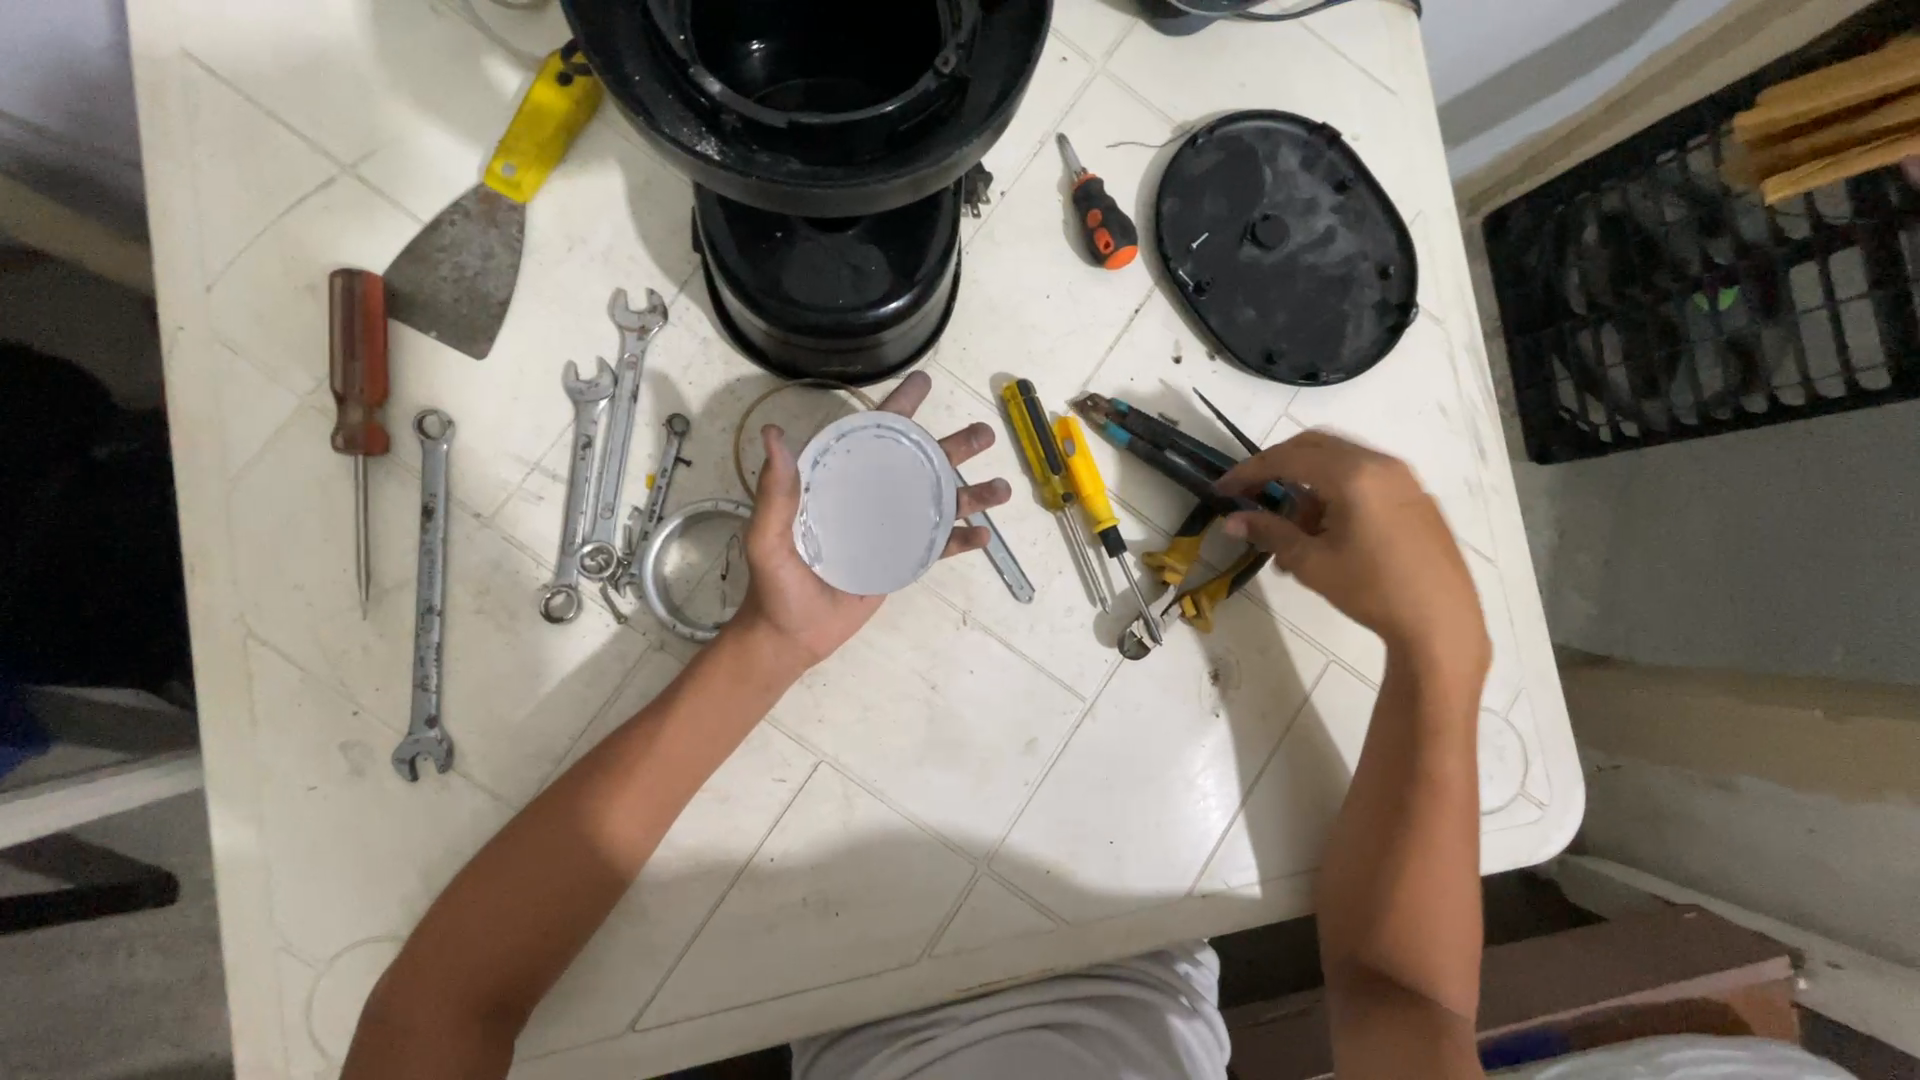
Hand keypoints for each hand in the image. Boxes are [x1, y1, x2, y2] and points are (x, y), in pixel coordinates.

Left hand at [728, 371, 1010, 671]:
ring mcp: (891, 530)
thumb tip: (774, 434)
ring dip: (972, 493)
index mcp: (839, 483)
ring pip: (939, 502)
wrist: (794, 636)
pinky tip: (984, 535)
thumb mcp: (768, 537)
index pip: (871, 437)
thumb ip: (777, 491)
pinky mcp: (904, 561)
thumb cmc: (776, 585)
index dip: (898, 409)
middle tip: (985, 433)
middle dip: (954, 446)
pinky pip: (939, 546)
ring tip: (1001, 487)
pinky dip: (963, 540)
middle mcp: (870, 498)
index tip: (923, 382)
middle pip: (918, 464)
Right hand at [1217, 431, 1488, 678]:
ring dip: (1306, 482)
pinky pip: (1362, 478)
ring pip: (1339, 461)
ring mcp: (1401, 478)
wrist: (1441, 621)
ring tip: (1290, 527)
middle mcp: (1379, 464)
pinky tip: (1324, 530)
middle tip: (1251, 494)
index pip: (1287, 458)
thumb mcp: (1311, 562)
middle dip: (1276, 467)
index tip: (1222, 491)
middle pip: (1314, 447)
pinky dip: (1333, 491)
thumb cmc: (1371, 589)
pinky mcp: (1414, 496)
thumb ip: (1270, 532)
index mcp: (1352, 474)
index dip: (1248, 472)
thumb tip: (1232, 521)